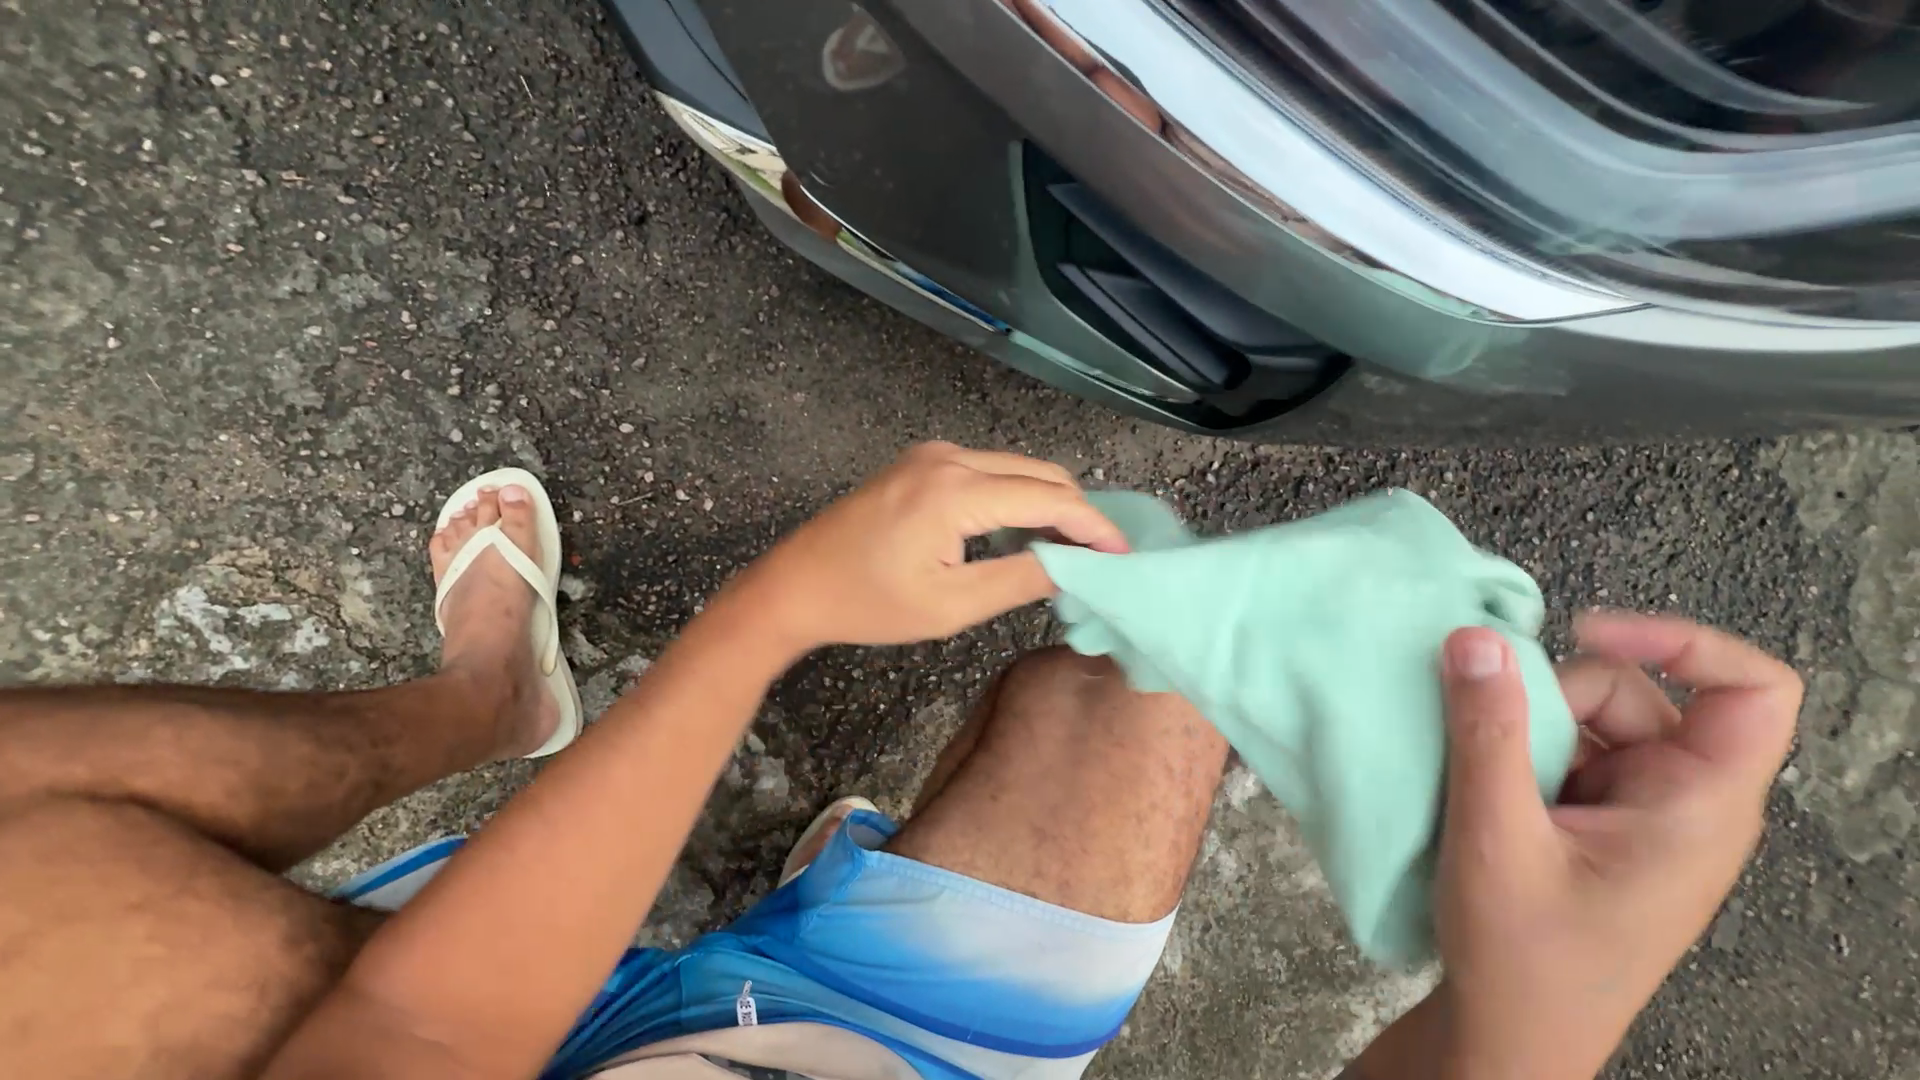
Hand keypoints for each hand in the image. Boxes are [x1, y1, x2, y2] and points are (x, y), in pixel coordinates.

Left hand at [728, 442, 1127, 651]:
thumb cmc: (868, 604)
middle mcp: (948, 457)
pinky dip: (1016, 494)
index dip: (1093, 525)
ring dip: (1047, 501)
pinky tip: (1024, 527)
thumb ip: (1019, 579)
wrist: (796, 585)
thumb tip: (1074, 565)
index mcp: (955, 490)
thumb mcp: (950, 606)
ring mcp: (931, 454)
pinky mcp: (921, 462)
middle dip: (1077, 510)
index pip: (1048, 498)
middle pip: (1038, 472)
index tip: (1124, 553)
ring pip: (1015, 467)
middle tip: (1102, 553)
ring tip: (1071, 545)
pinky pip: (988, 469)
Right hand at [1430, 613, 1801, 1079]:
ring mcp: (1636, 811)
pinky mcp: (1595, 820)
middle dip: (1550, 697)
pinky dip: (1513, 748)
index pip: (1750, 691)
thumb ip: (1487, 732)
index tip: (1582, 632)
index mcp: (1697, 808)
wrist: (1510, 1032)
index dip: (1678, 642)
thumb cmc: (1522, 954)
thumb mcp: (1497, 836)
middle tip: (1485, 736)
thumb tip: (1476, 641)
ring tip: (1480, 779)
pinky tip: (1481, 787)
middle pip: (1633, 694)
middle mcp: (1681, 800)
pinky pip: (1560, 749)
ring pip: (1585, 718)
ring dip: (1521, 727)